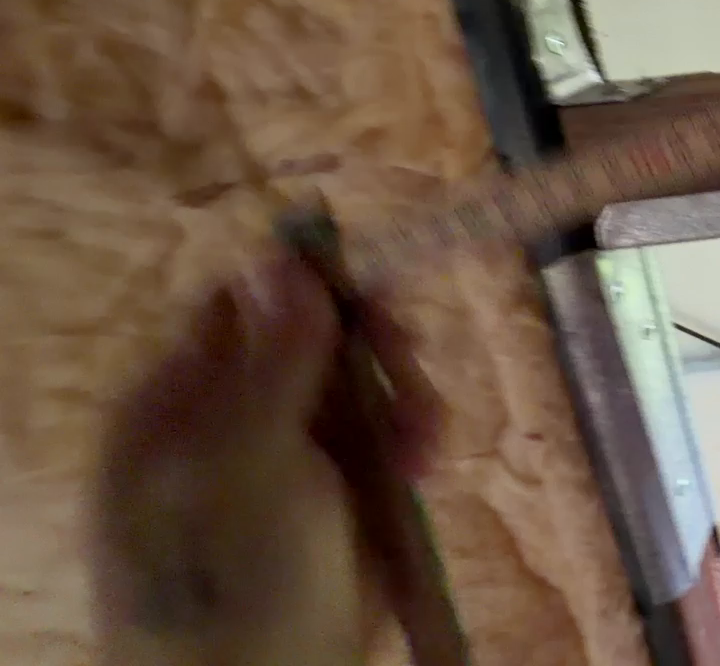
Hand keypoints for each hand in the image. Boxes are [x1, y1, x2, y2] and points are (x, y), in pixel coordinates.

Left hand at [89, 254, 441, 665]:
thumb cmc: (239, 577)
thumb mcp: (249, 464)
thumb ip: (272, 362)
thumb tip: (281, 258)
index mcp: (182, 402)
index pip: (252, 302)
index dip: (318, 290)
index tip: (379, 302)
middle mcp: (237, 411)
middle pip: (328, 334)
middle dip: (382, 355)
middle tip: (411, 379)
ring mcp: (295, 442)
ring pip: (372, 376)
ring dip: (411, 402)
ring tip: (422, 450)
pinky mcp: (345, 470)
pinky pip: (393, 421)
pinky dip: (418, 436)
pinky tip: (422, 468)